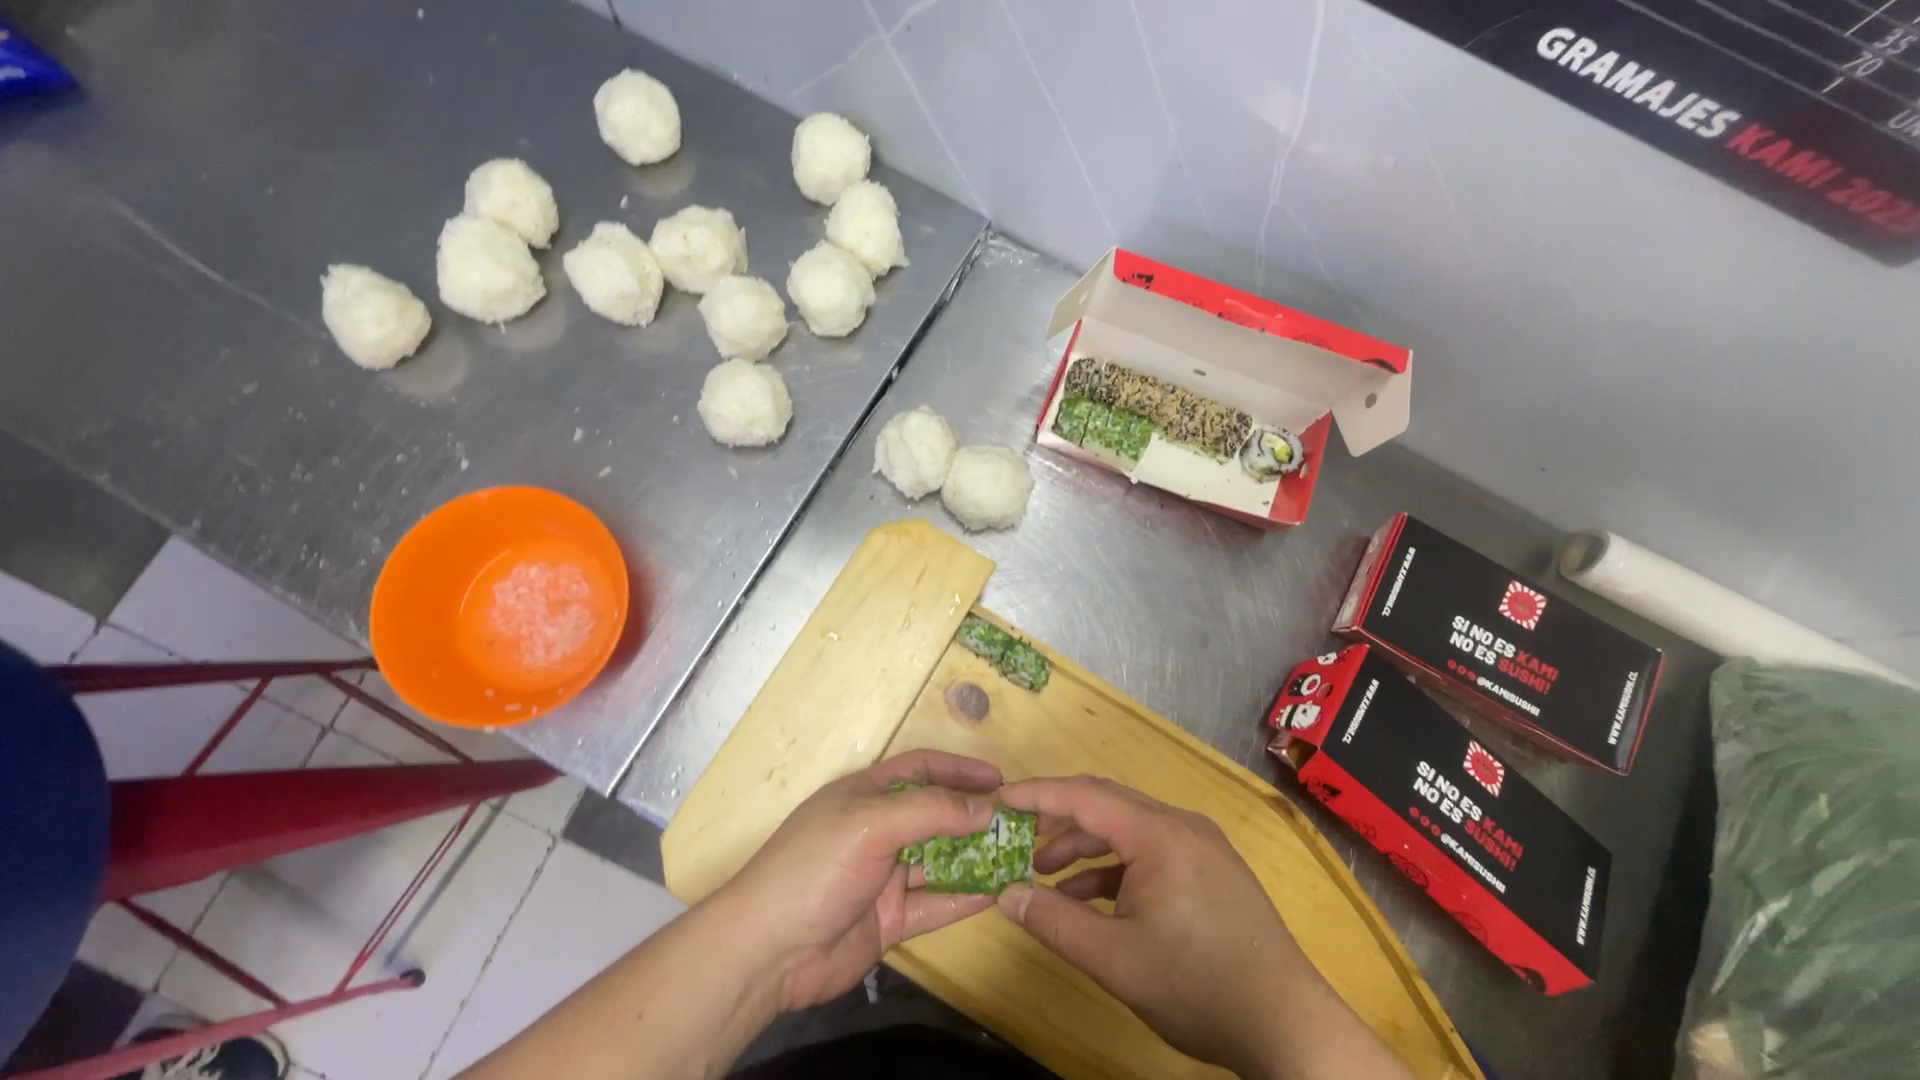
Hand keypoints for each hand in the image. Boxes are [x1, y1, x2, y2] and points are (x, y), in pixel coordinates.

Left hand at [716, 750, 1002, 1012]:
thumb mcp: (870, 823)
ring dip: (977, 857)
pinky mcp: (890, 919)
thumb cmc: (814, 868)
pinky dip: (966, 898)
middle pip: (936, 815)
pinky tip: (998, 893)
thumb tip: (986, 806)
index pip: (921, 770)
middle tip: (1020, 821)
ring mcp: (885, 877)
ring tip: (1020, 855)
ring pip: (941, 861)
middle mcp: (878, 830)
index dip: (959, 770)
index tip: (1000, 779)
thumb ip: (931, 811)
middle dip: (975, 816)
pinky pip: (936, 904)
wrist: (768, 951)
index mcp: (866, 795)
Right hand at [995, 776, 1411, 1079]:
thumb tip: (1006, 894)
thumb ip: (1053, 921)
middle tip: (1016, 842)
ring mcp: (1202, 848)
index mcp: (1159, 834)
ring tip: (1047, 877)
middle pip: (1107, 806)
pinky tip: (1092, 901)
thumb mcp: (1114, 959)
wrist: (1287, 1024)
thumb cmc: (1197, 984)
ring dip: (1086, 849)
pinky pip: (1152, 853)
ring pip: (1129, 831)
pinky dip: (1116, 869)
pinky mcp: (1212, 872)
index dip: (1037, 794)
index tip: (998, 799)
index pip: (1085, 796)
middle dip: (1058, 823)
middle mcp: (1182, 826)